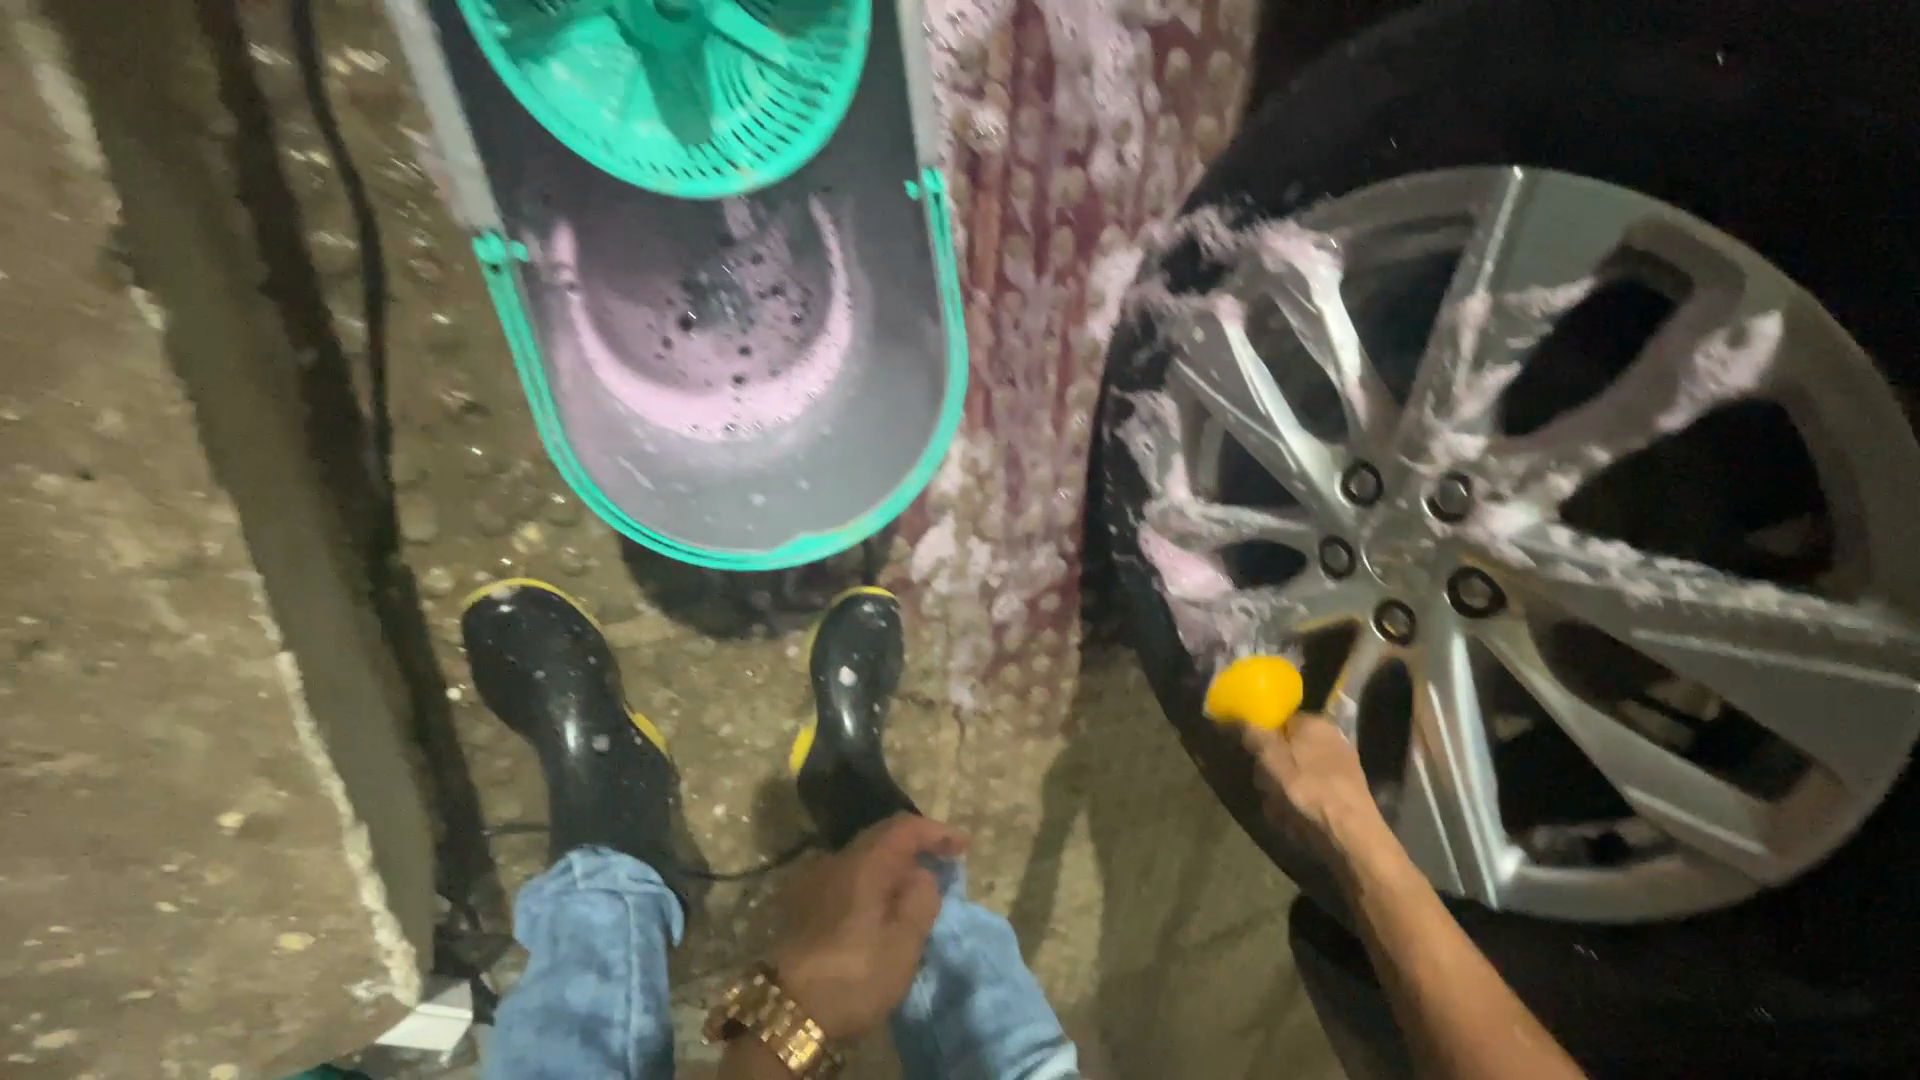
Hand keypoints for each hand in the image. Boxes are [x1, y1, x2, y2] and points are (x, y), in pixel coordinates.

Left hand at [770, 814, 967, 1037]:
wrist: (788, 1010)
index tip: (963, 846)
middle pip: (881, 836)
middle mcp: (837, 859)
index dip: (937, 831)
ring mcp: (816, 879)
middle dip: (915, 844)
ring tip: (914, 884)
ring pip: (862, 855)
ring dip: (892, 862)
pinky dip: (872, 878)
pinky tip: (879, 902)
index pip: (905, 827)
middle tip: (943, 861)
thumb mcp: (903, 943)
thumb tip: (921, 875)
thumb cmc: (854, 975)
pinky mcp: (804, 902)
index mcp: (865, 862)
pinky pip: (847, 874)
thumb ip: (921, 899)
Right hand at [1243, 713, 1388, 866]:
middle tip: (1264, 784)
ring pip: (1297, 773)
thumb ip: (1252, 732)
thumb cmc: (1306, 787)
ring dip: (1282, 789)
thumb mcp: (1269, 755)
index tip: (1251, 754)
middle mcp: (1332, 738)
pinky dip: (1300, 803)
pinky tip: (1296, 817)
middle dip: (1271, 767)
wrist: (1349, 832)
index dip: (1261, 736)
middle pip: (1287, 748)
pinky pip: (1311, 792)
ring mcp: (1342, 767)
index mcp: (1315, 722)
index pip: (1279, 720)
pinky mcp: (1345, 792)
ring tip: (1278, 806)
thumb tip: (1236, 715)